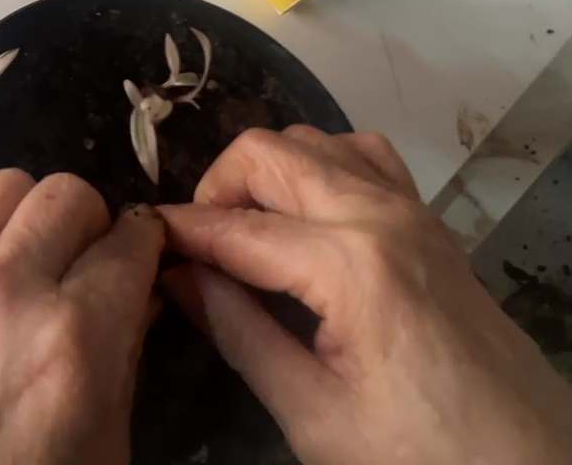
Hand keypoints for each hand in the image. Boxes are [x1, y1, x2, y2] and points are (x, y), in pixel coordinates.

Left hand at [0, 170, 164, 464]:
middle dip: (90, 222)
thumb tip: (139, 286)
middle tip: (85, 263)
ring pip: (8, 185)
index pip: (131, 241)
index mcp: (72, 338)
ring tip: (29, 265)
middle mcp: (6, 285)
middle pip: (67, 192)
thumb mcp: (104, 443)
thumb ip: (128, 352)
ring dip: (31, 219)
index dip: (145, 245)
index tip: (142, 255)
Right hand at [159, 126, 571, 464]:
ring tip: (251, 230)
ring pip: (310, 139)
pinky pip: (361, 153)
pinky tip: (310, 213)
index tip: (143, 239)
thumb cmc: (426, 460)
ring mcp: (409, 207)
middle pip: (266, 152)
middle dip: (216, 187)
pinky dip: (319, 163)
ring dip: (266, 172)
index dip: (180, 231)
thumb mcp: (315, 417)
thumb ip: (238, 333)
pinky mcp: (428, 217)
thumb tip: (176, 275)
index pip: (235, 228)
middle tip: (199, 246)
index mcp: (349, 266)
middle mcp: (377, 214)